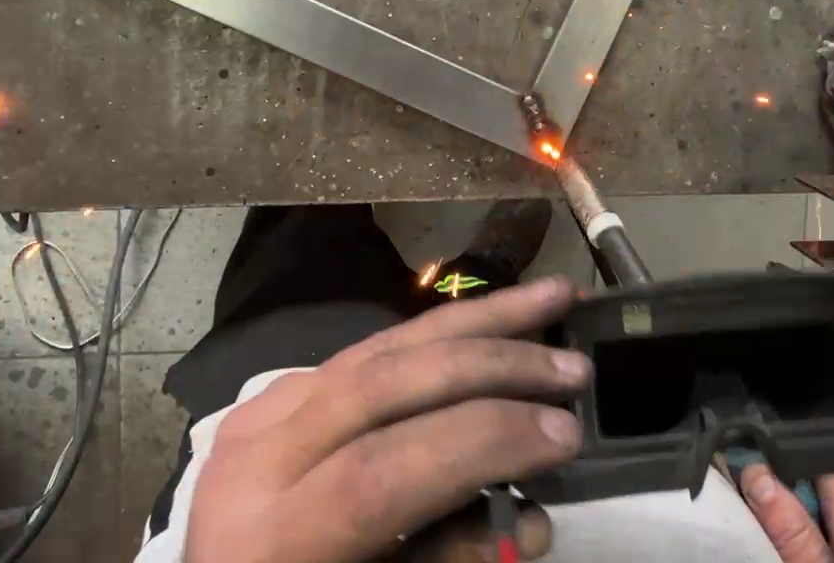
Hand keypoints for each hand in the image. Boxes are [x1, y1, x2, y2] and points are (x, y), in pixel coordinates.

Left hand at [185, 275, 590, 562]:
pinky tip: (489, 321)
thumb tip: (530, 516)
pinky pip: (371, 349)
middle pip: (384, 382)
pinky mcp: (279, 390)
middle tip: (573, 367)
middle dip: (491, 365)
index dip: (480, 444)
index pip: (382, 471)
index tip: (565, 433)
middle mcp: (259, 458)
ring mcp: (263, 412)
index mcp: (271, 538)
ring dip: (476, 322)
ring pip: (382, 342)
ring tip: (550, 298)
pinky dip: (438, 334)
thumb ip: (446, 562)